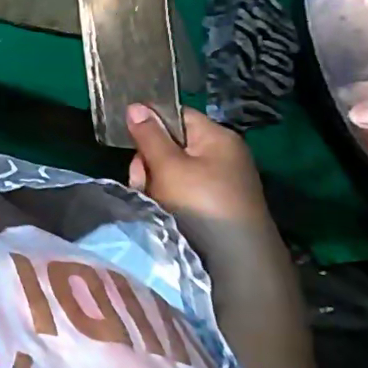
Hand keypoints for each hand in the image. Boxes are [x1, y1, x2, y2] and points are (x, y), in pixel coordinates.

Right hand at [125, 104, 285, 284]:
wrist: (237, 262)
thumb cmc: (201, 203)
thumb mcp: (168, 166)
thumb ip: (149, 135)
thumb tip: (134, 105)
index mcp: (217, 137)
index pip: (177, 115)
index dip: (151, 124)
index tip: (130, 140)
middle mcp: (222, 155)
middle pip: (170, 144)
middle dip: (149, 161)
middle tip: (143, 181)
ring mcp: (220, 182)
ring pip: (172, 171)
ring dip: (155, 183)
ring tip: (154, 202)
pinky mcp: (215, 206)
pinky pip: (182, 191)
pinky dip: (168, 199)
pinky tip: (163, 212)